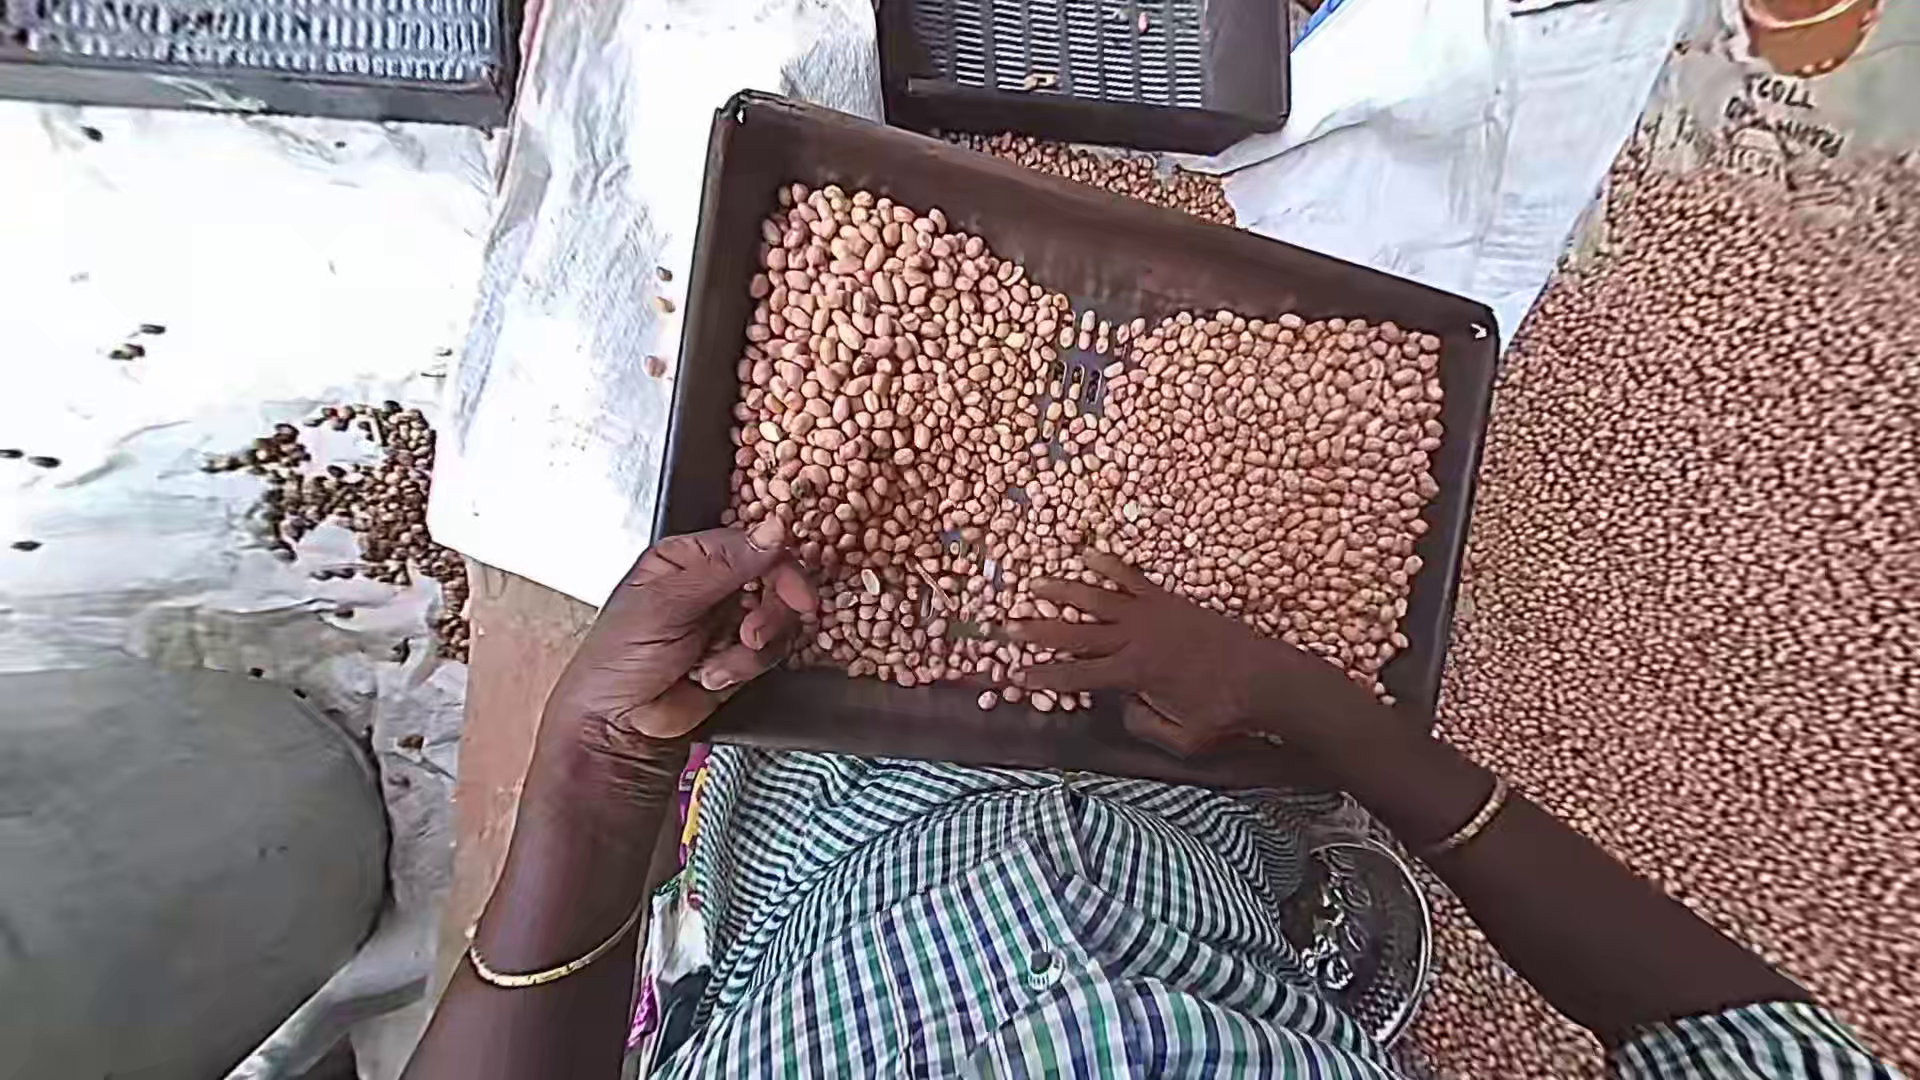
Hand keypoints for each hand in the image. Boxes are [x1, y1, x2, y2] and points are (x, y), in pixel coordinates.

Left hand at [545, 519, 816, 760]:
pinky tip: (712, 676)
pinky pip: (773, 650)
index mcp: (690, 557)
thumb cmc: (619, 660)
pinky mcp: (744, 652)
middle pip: (776, 580)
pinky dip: (746, 667)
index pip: (753, 545)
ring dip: (753, 648)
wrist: (618, 728)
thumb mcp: (666, 604)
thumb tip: (773, 530)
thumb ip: (724, 566)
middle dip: (770, 614)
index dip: (780, 567)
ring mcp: (732, 618)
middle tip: (754, 636)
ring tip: (716, 666)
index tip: (797, 594)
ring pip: (779, 617)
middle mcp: (716, 582)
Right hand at [1007, 550, 1377, 755]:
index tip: (1017, 673)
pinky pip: (1131, 578)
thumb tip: (1120, 709)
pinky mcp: (1165, 599)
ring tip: (1035, 585)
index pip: (1076, 675)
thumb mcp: (1184, 739)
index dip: (1043, 674)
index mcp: (1133, 674)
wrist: (1264, 676)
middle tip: (1008, 625)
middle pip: (1075, 634)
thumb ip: (1145, 727)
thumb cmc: (1224, 711)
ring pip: (1095, 600)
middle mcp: (1133, 640)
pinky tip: (1090, 554)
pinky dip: (1109, 565)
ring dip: (1062, 592)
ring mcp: (1148, 615)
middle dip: (1038, 630)